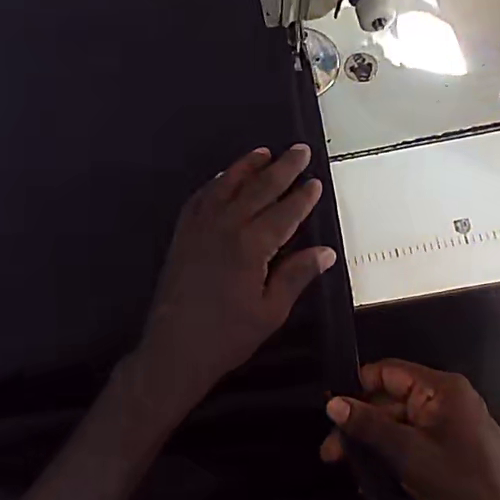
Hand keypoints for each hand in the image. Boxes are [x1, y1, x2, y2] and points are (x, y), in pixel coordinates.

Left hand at [120, 145, 336, 419]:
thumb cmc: (227, 336)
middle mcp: (224, 227)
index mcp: (251, 246)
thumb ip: (296, 275)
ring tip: (264, 152)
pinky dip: (214, 184)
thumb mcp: (270, 311)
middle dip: (281, 168)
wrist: (174, 348)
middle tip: (299, 150)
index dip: (301, 197)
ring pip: (226, 186)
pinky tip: (222, 179)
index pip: (284, 212)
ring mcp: (199, 228)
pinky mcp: (182, 235)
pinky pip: (199, 198)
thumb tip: (325, 252)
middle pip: (258, 189)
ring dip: (246, 167)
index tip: (315, 182)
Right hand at [321, 360, 499, 499]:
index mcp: (443, 389)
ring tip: (349, 472)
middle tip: (331, 455)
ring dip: (373, 446)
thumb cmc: (464, 489)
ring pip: (400, 426)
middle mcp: (449, 399)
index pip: (387, 372)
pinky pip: (415, 444)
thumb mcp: (408, 456)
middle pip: (391, 400)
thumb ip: (368, 426)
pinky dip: (393, 458)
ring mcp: (454, 426)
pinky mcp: (456, 451)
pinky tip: (374, 481)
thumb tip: (332, 403)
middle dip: (360, 426)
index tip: (331, 415)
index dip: (356, 389)